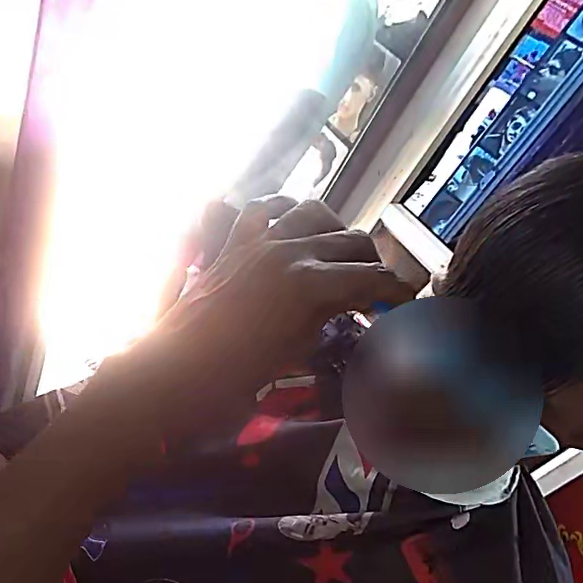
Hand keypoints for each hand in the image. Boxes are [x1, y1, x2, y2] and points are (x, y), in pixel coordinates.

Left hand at [91, 198, 416, 436]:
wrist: (173, 368)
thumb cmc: (233, 373)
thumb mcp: (293, 348)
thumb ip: (326, 315)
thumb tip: (347, 303)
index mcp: (308, 282)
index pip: (371, 279)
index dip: (397, 290)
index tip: (408, 299)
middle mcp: (288, 249)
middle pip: (351, 242)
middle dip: (373, 264)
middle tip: (378, 288)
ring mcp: (258, 240)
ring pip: (314, 212)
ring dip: (336, 230)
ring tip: (341, 253)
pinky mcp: (234, 242)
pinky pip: (264, 209)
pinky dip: (285, 211)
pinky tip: (295, 225)